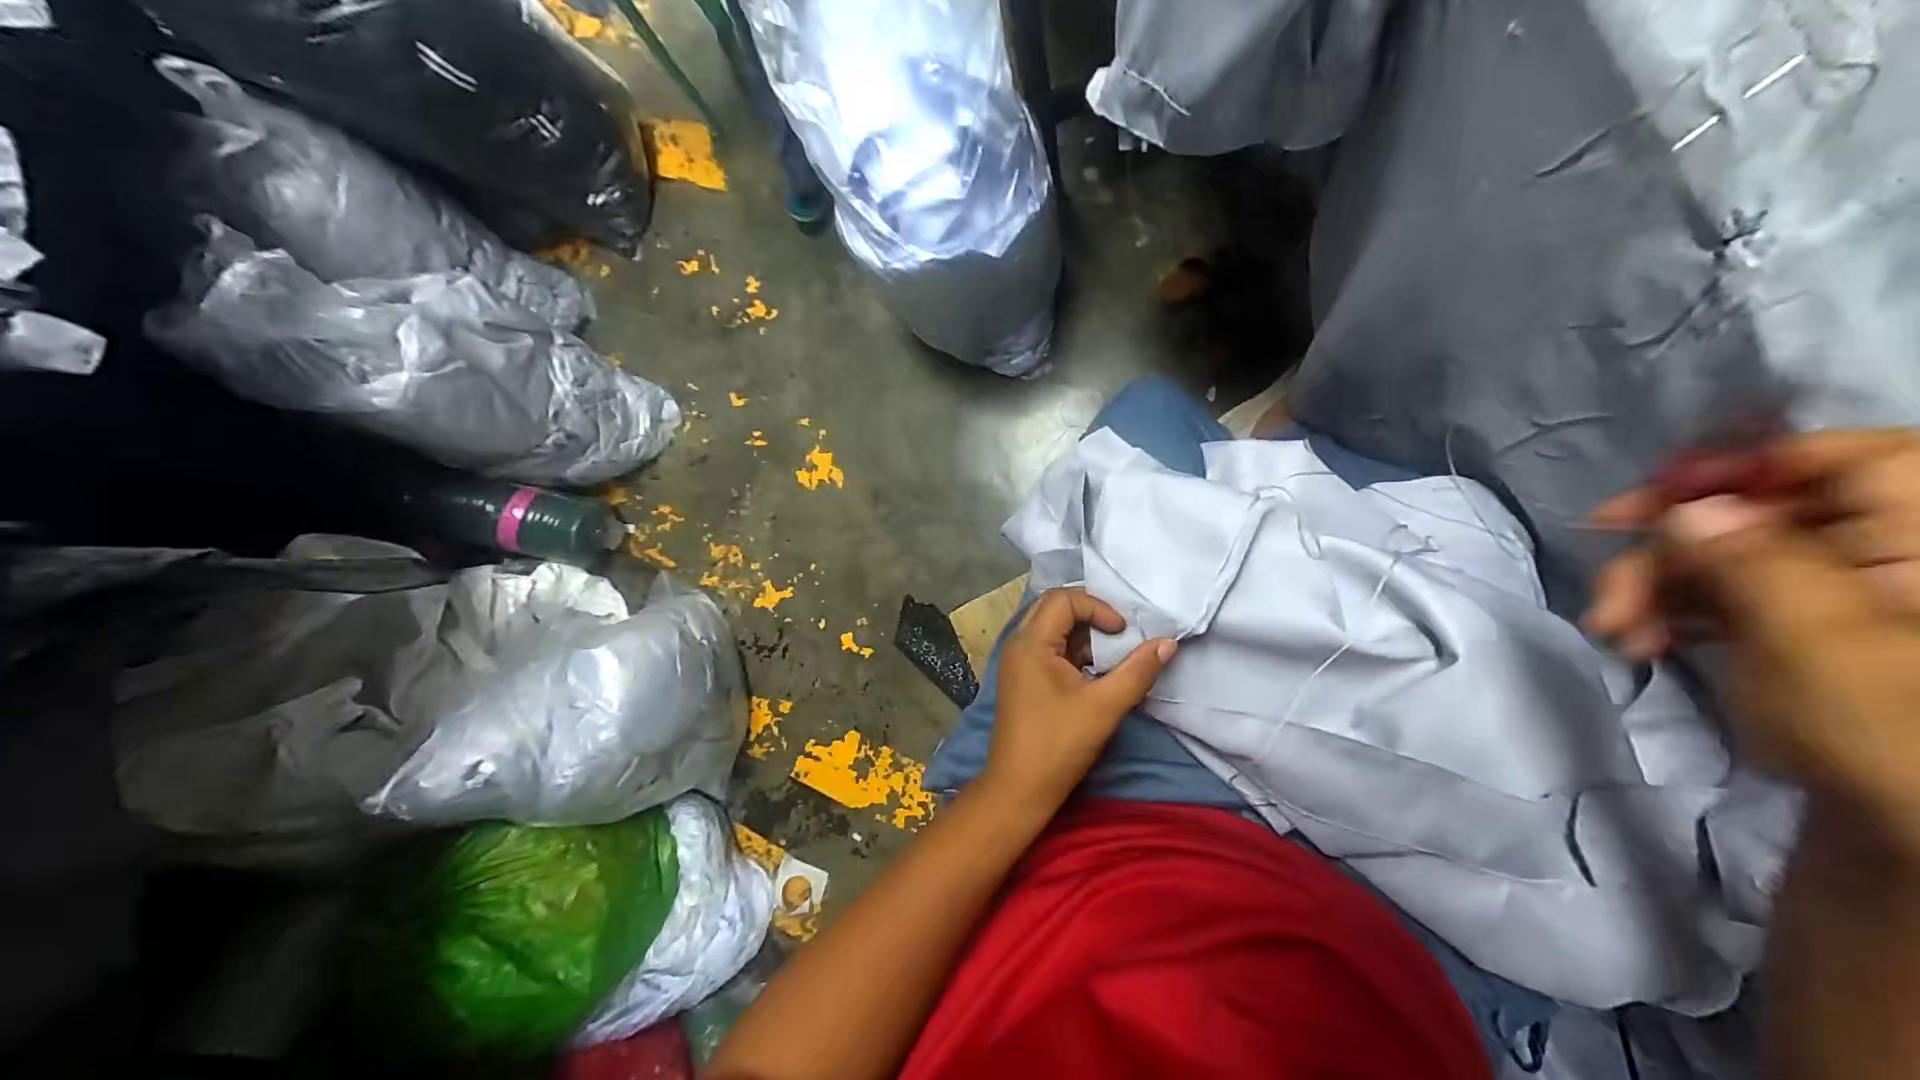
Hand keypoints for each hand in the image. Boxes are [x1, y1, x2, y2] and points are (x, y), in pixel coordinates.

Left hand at [979, 587, 1176, 816]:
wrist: (1018, 789)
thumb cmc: (1058, 745)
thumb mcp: (1105, 706)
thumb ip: (1138, 670)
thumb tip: (1168, 642)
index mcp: (1030, 643)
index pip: (1063, 599)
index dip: (1098, 608)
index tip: (1123, 633)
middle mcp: (1018, 645)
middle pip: (1054, 607)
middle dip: (1090, 615)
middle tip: (1119, 635)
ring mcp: (1017, 662)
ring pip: (1051, 628)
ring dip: (1083, 635)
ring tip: (1111, 656)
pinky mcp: (1022, 679)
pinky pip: (1048, 649)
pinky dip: (1073, 652)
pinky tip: (1095, 673)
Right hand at [1583, 430, 1919, 852]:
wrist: (1910, 835)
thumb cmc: (1886, 733)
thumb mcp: (1818, 641)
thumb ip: (1757, 560)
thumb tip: (1693, 508)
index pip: (1841, 460)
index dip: (1743, 467)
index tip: (1653, 500)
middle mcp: (1887, 554)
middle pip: (1759, 513)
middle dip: (1667, 549)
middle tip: (1608, 590)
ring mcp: (1844, 591)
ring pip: (1726, 556)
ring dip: (1655, 588)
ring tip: (1615, 634)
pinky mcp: (1802, 623)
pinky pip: (1726, 592)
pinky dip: (1674, 611)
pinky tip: (1642, 641)